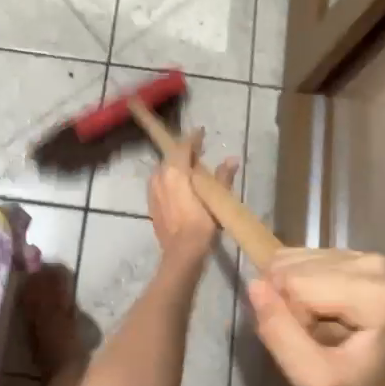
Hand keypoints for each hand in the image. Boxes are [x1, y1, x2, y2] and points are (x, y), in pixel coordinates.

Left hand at [147, 128, 237, 264]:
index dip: (193, 138)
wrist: (181, 253)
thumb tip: (232, 159)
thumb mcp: (216, 200)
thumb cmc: (201, 224)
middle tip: (198, 150)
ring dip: (176, 166)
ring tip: (190, 168)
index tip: (201, 132)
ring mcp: (153, 190)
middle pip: (172, 157)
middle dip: (184, 152)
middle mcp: (160, 177)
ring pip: (164, 170)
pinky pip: (160, 183)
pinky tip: (180, 186)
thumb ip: (223, 177)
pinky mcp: (151, 203)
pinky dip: (170, 179)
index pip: (183, 147)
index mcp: (175, 172)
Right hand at [248, 249, 384, 385]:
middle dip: (289, 304)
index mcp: (376, 297)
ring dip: (290, 296)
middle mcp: (373, 266)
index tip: (309, 345)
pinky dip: (294, 286)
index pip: (298, 284)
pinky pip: (299, 258)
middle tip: (308, 336)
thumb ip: (280, 335)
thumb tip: (254, 285)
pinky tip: (312, 309)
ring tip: (312, 326)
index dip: (290, 317)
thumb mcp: (312, 381)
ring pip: (293, 261)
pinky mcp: (351, 255)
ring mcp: (364, 258)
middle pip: (296, 269)